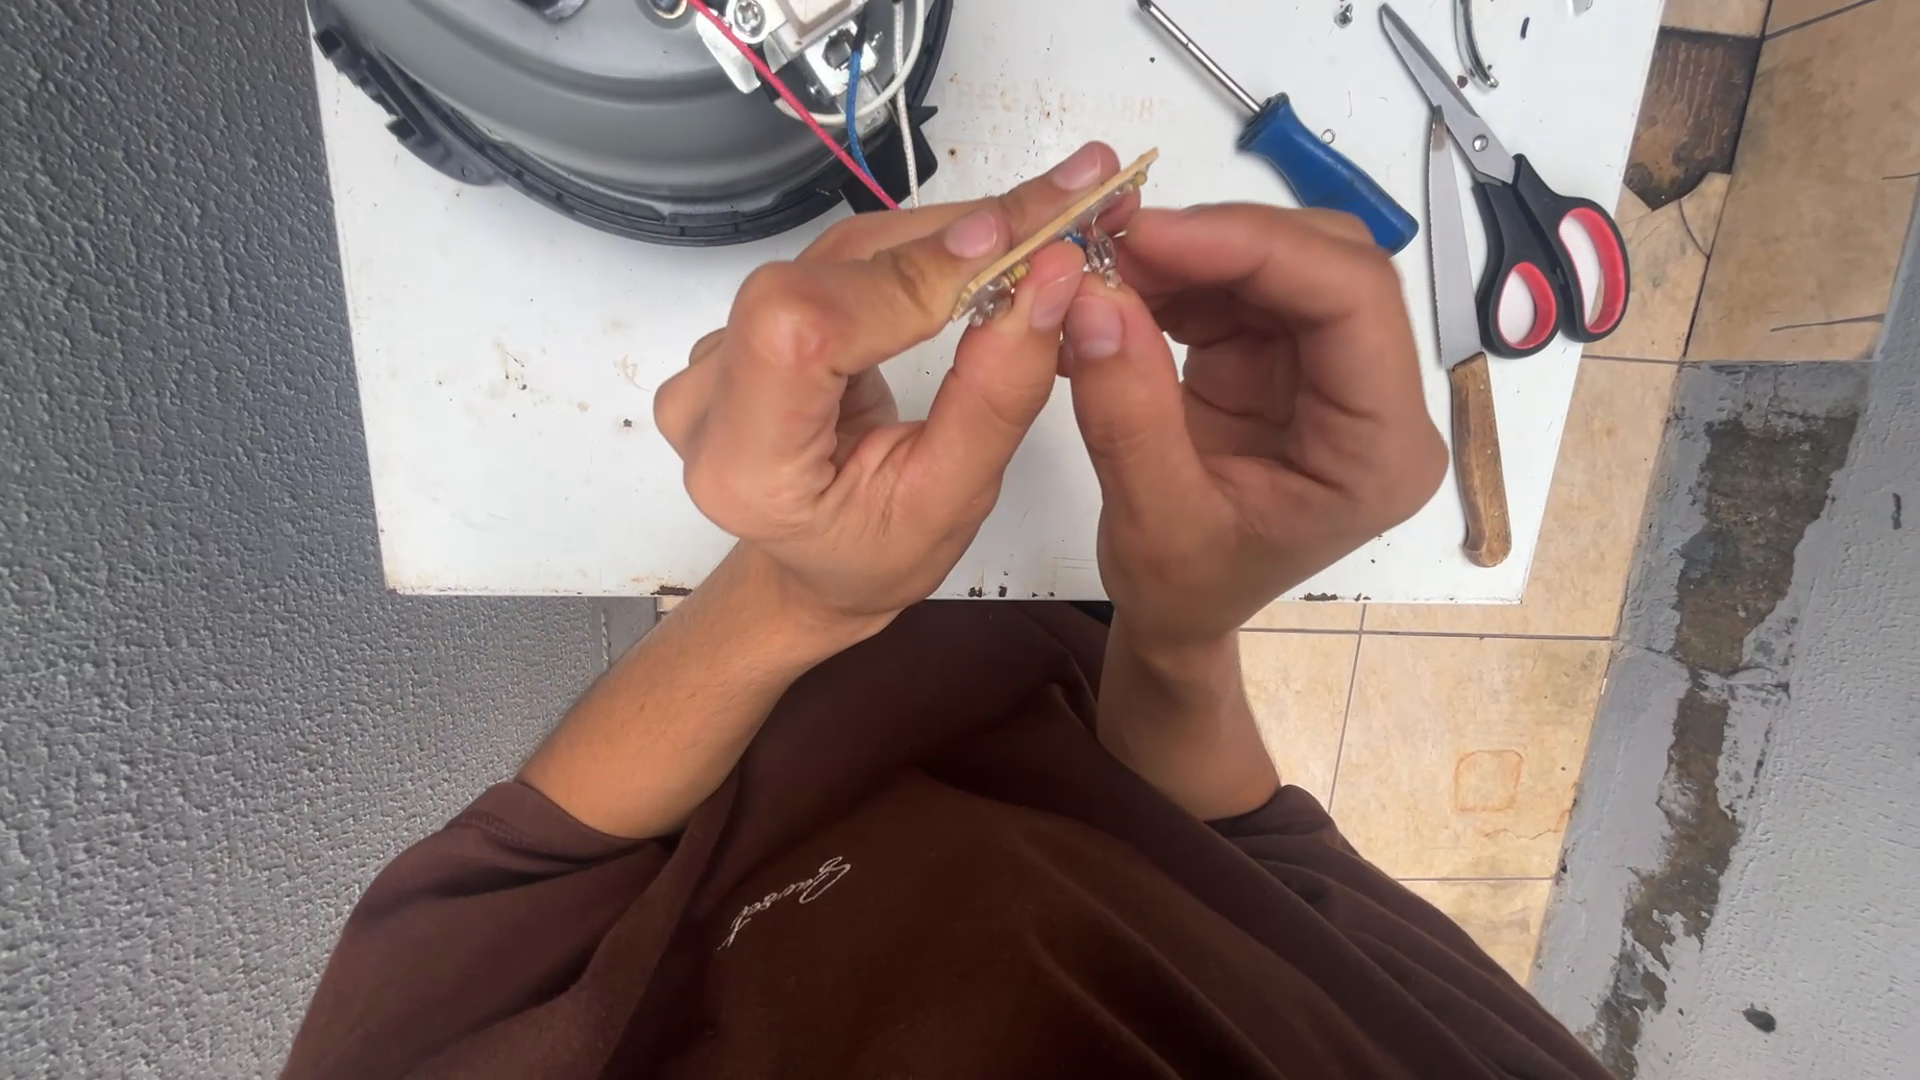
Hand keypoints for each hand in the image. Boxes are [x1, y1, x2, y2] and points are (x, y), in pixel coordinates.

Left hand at [654, 144, 1138, 647]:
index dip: (907, 277)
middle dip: (951, 244)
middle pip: (825, 276)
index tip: (1013, 247)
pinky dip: (918, 252)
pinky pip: (838, 264)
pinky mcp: (747, 327)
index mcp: (746, 465)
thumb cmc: (878, 553)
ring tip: (1032, 233)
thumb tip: (1048, 280)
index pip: (804, 328)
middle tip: (1059, 216)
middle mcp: (709, 398)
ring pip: (838, 257)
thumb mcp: (951, 502)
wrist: (819, 563)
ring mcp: (719, 354)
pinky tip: (978, 254)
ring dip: (944, 238)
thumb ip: (995, 399)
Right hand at [1061, 205, 1446, 652]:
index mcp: (1377, 451)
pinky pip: (1236, 292)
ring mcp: (1324, 376)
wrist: (1180, 612)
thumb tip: (1092, 301)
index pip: (1353, 303)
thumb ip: (1126, 415)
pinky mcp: (1277, 365)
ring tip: (1107, 270)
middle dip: (1219, 242)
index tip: (1147, 236)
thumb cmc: (1181, 590)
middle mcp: (1370, 399)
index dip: (1255, 249)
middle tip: (1116, 241)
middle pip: (1326, 268)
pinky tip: (1123, 295)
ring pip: (1280, 267)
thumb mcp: (1150, 519)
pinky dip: (1176, 281)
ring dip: (1190, 256)